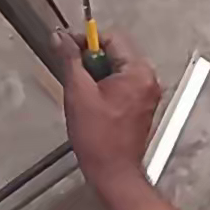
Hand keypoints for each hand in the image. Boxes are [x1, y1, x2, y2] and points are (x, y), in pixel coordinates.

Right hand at [55, 29, 161, 186]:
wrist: (112, 172)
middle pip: (116, 52)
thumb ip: (70, 60)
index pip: (111, 37)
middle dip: (91, 60)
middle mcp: (147, 80)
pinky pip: (121, 84)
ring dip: (96, 74)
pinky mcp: (141, 105)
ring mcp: (146, 93)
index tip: (68, 46)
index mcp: (138, 72)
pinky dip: (104, 87)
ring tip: (83, 94)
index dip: (86, 40)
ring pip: (117, 68)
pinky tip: (91, 103)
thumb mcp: (78, 92)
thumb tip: (61, 38)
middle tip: (74, 75)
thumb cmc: (100, 140)